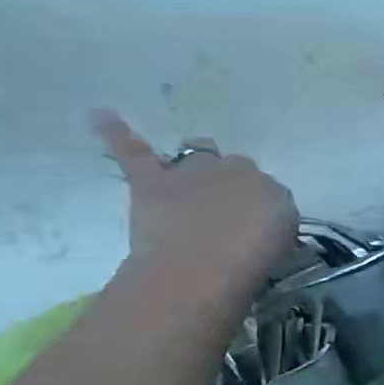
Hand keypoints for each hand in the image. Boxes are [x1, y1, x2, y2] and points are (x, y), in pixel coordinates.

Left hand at [92, 110, 297, 294]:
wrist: (199, 270)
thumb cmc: (251, 265)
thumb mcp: (282, 249)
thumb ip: (274, 228)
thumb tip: (263, 224)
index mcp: (274, 190)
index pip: (270, 190)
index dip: (261, 207)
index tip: (257, 227)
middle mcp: (237, 172)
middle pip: (238, 167)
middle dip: (234, 183)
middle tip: (228, 212)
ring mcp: (192, 172)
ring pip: (198, 152)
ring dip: (198, 159)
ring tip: (193, 173)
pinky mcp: (151, 180)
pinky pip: (132, 151)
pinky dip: (116, 132)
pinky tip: (100, 115)